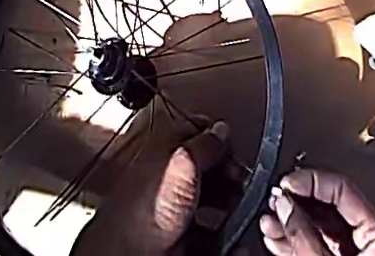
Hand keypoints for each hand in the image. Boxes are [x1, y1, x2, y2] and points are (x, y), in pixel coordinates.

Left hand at [71, 120, 228, 255]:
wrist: (131, 252)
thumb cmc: (145, 208)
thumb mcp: (181, 166)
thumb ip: (202, 146)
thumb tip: (221, 130)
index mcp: (165, 148)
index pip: (197, 130)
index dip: (218, 138)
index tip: (236, 152)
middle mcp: (170, 174)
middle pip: (207, 164)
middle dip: (228, 172)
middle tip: (243, 183)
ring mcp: (175, 204)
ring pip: (210, 195)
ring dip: (229, 200)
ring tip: (241, 207)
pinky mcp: (180, 233)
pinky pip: (209, 227)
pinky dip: (223, 229)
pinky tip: (231, 233)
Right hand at [259, 168, 374, 255]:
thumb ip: (307, 236)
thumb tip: (284, 203)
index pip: (341, 186)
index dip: (309, 180)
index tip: (285, 183)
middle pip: (330, 206)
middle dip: (296, 202)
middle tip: (274, 200)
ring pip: (324, 228)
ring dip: (292, 222)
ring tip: (270, 222)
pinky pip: (324, 247)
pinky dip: (299, 241)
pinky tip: (279, 238)